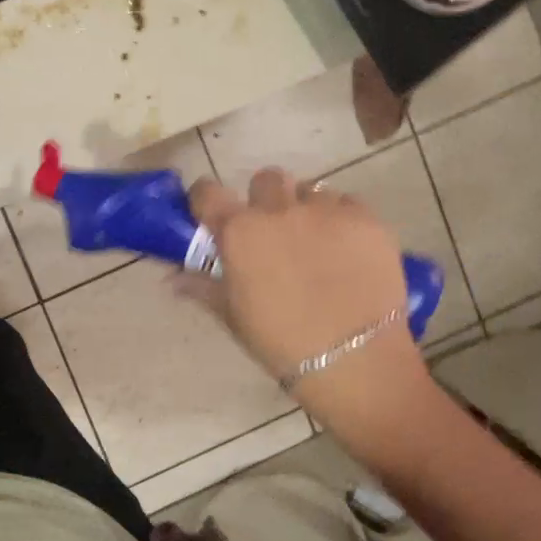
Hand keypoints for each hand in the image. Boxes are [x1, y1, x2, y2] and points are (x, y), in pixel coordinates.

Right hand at [178, 168, 433, 434]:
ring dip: (304, 209)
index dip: (205, 201)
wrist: (355, 360)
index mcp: (239, 232)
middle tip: (271, 230)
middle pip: (265, 180)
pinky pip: (348, 205)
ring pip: (309, 191)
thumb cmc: (280, 342)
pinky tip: (346, 251)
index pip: (207, 193)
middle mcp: (280, 211)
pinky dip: (341, 221)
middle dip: (264, 199)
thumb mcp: (233, 315)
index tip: (211, 216)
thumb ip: (202, 287)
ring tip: (314, 243)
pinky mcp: (368, 221)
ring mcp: (327, 212)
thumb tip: (172, 279)